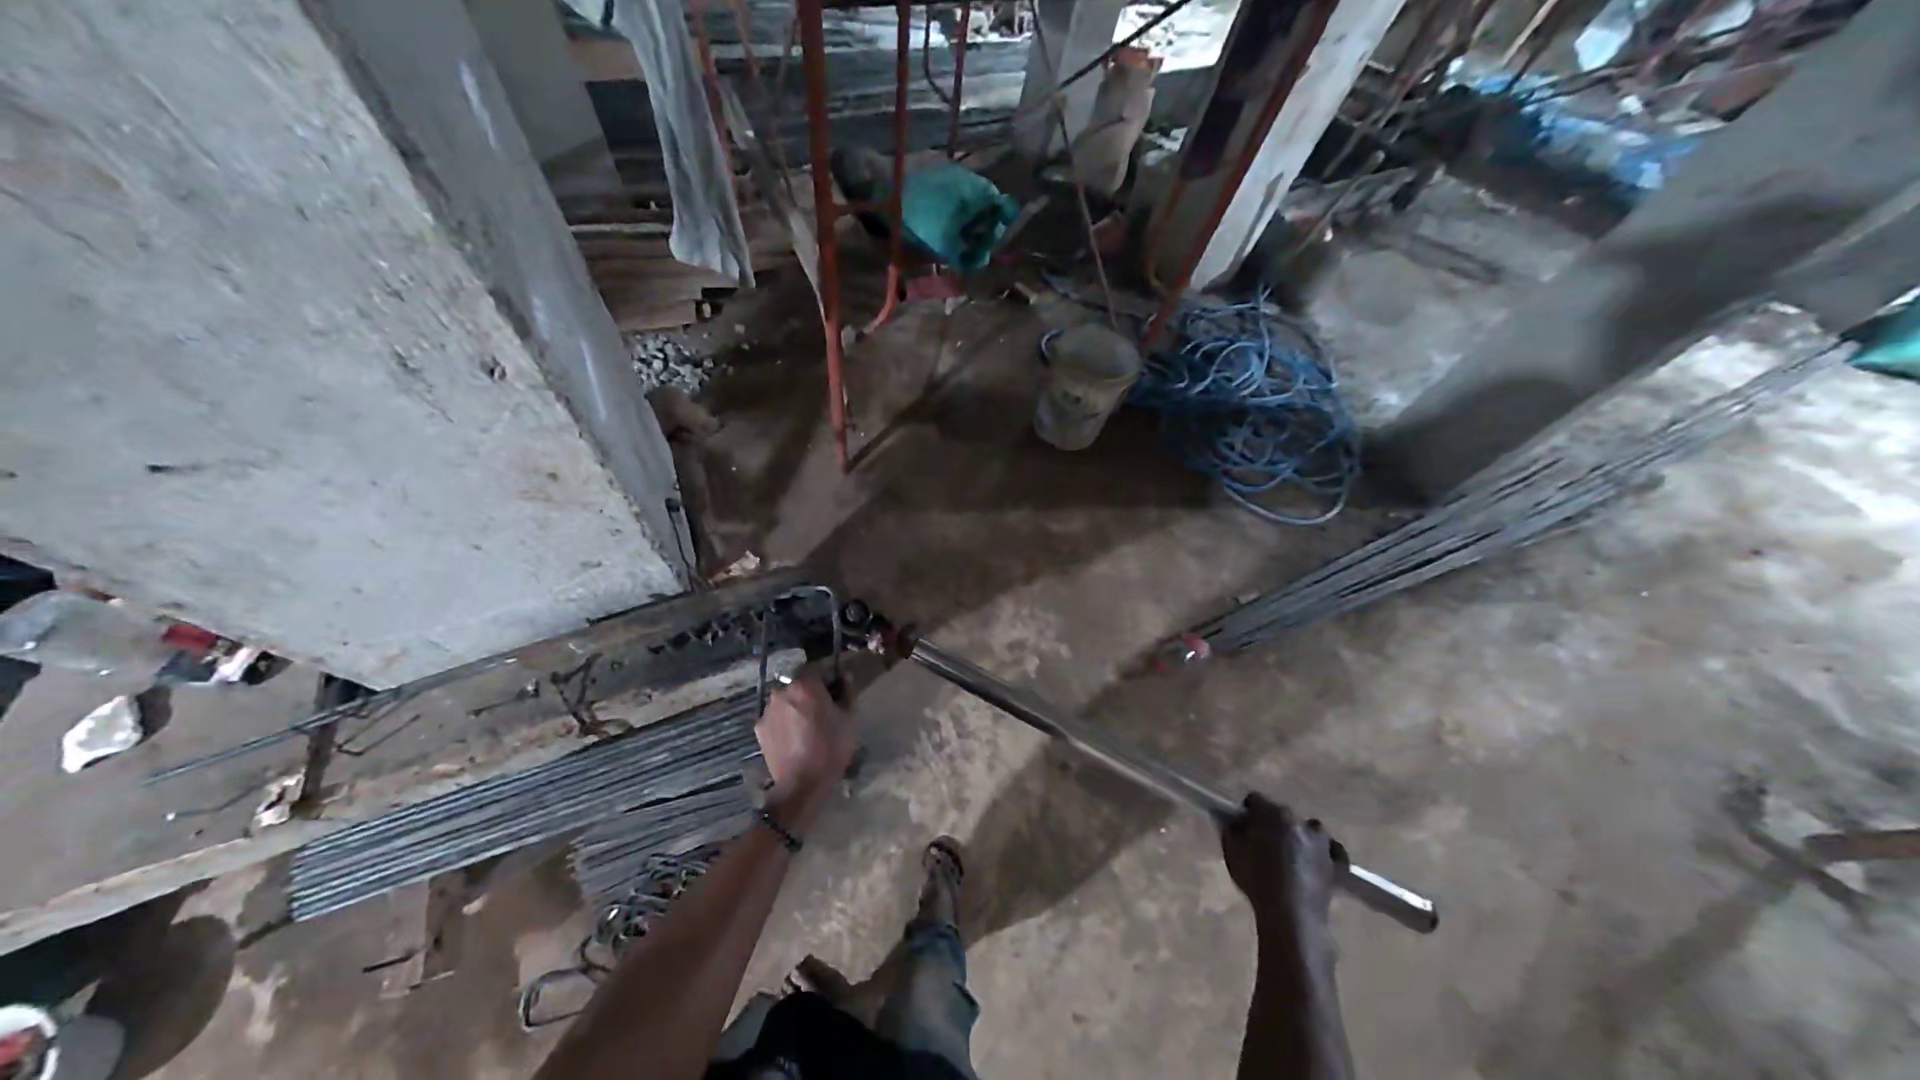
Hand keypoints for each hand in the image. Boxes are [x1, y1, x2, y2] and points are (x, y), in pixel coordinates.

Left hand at [754, 678, 855, 832]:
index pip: (818, 671)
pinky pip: (775, 719)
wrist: (802, 784)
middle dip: (810, 695)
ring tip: (806, 730)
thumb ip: (847, 692)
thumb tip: (844, 677)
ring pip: (786, 702)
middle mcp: (782, 692)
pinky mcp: (759, 728)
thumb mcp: (850, 719)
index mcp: (806, 685)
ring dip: (795, 708)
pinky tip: (793, 740)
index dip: (828, 682)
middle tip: (822, 714)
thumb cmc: (831, 748)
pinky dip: (783, 724)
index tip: (836, 696)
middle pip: (799, 686)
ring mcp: (767, 710)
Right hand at [1221, 794, 1341, 930]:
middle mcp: (1301, 822)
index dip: (1246, 812)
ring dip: (1299, 835)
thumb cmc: (1257, 881)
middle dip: (1271, 824)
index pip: (1256, 800)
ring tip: (1289, 855)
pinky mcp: (1337, 865)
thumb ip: (1230, 830)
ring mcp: (1323, 843)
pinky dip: (1326, 851)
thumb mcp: (1232, 852)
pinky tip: (1317, 860)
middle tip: (1262, 844)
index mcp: (1274, 815)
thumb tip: (1232, 821)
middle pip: (1282, 814)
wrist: (1291, 916)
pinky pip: (1334, 850)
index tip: (1242, 827)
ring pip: (1310, 829)